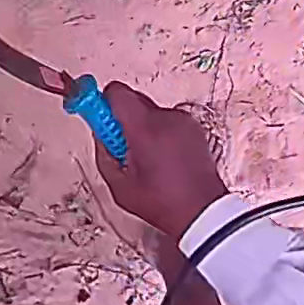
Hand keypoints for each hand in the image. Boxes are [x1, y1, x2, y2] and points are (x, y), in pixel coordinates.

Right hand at [91, 82, 229, 237]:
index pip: (117, 92)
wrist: (203, 212)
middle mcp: (165, 117)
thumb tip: (99, 131)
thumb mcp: (120, 187)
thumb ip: (104, 153)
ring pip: (150, 110)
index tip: (100, 117)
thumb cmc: (162, 204)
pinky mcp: (193, 125)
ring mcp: (182, 119)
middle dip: (122, 116)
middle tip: (121, 144)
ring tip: (147, 157)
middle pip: (133, 98)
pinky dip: (161, 131)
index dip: (104, 101)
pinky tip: (165, 158)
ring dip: (143, 125)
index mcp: (145, 129)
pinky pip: (168, 119)